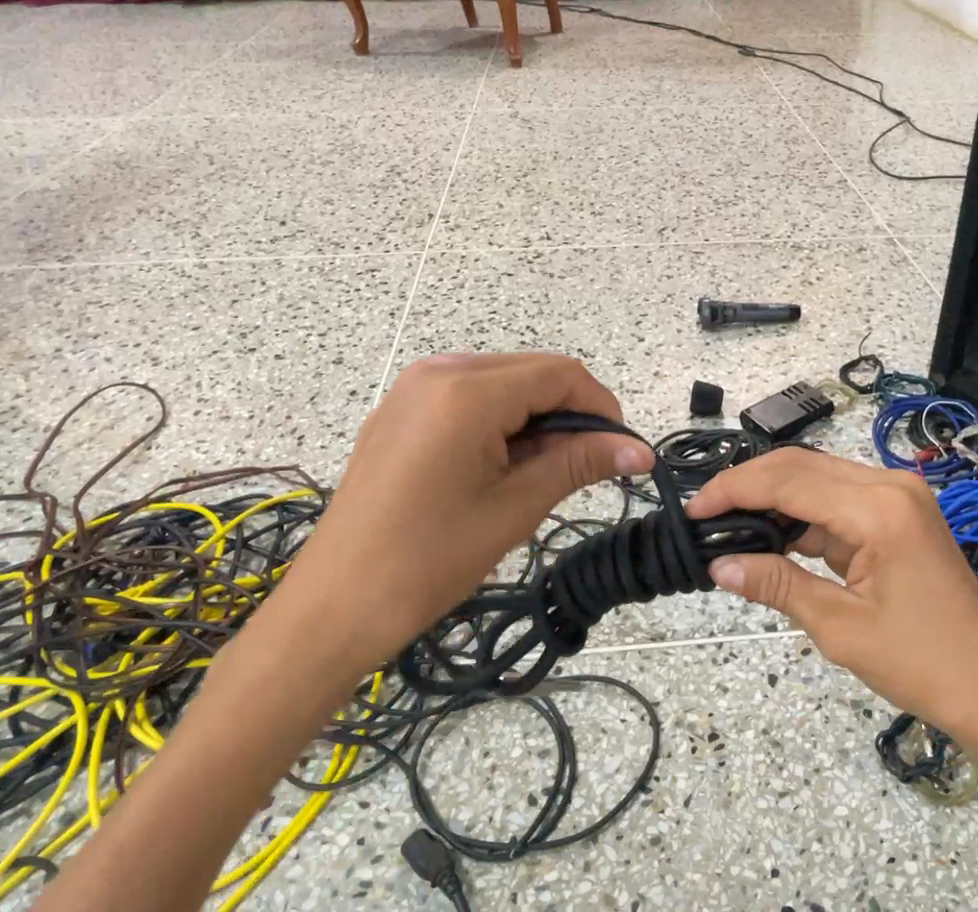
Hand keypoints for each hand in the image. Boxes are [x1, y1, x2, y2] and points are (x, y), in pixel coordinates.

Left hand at [276, 353, 652, 670]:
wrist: (336, 604)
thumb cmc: (431, 558)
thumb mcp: (515, 507)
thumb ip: (580, 463)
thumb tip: (641, 450)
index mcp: (466, 391)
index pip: (559, 375)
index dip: (602, 407)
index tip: (624, 450)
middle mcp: (438, 373)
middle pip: (531, 372)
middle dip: (571, 413)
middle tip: (590, 466)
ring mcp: (412, 390)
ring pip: (502, 384)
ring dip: (537, 419)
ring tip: (546, 473)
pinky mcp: (399, 413)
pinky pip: (468, 398)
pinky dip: (501, 422)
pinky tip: (504, 467)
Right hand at [686, 449, 977, 736]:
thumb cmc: (922, 663)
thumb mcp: (839, 626)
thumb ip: (777, 585)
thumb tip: (718, 565)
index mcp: (879, 507)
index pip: (788, 479)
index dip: (734, 490)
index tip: (693, 511)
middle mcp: (891, 486)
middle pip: (802, 466)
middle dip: (749, 486)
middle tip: (704, 516)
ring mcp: (900, 498)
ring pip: (819, 479)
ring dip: (775, 500)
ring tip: (729, 528)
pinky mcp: (901, 515)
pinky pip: (840, 502)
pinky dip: (805, 518)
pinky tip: (773, 539)